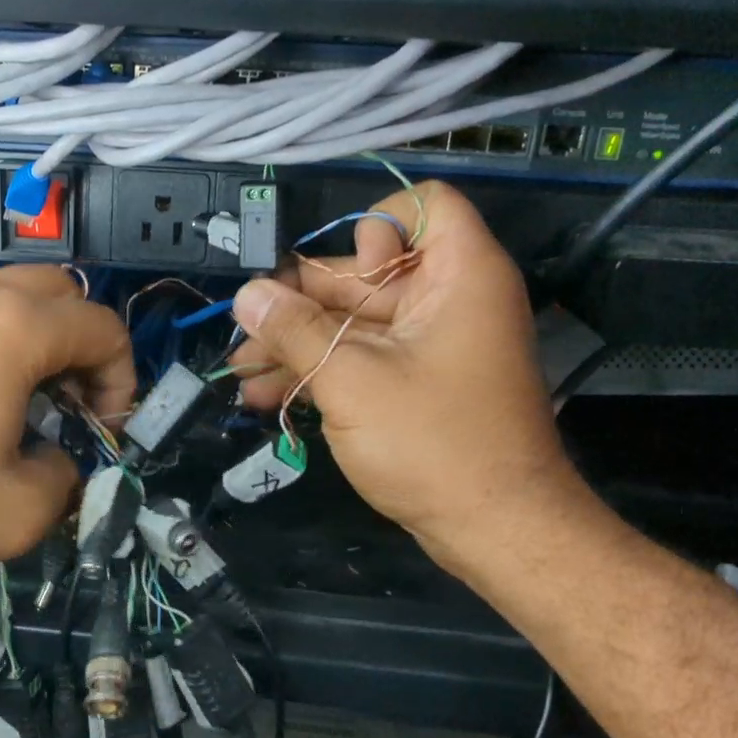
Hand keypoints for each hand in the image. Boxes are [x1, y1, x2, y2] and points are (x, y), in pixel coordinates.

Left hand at [0, 265, 133, 581]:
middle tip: (65, 402)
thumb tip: (56, 463)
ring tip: (5, 406)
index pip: (103, 327)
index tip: (104, 429)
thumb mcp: (12, 514)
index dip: (123, 378)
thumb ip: (63, 485)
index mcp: (16, 328)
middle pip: (54, 291)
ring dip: (23, 343)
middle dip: (78, 345)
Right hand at [229, 181, 602, 570]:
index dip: (373, 225)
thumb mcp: (351, 381)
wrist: (496, 530)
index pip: (423, 206)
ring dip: (298, 344)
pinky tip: (267, 398)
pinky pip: (361, 359)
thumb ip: (295, 331)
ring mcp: (430, 345)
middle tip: (244, 332)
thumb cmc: (433, 443)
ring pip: (353, 323)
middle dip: (299, 303)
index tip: (339, 273)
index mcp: (457, 275)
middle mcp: (447, 300)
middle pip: (364, 272)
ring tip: (242, 375)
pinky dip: (321, 372)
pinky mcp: (416, 384)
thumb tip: (246, 294)